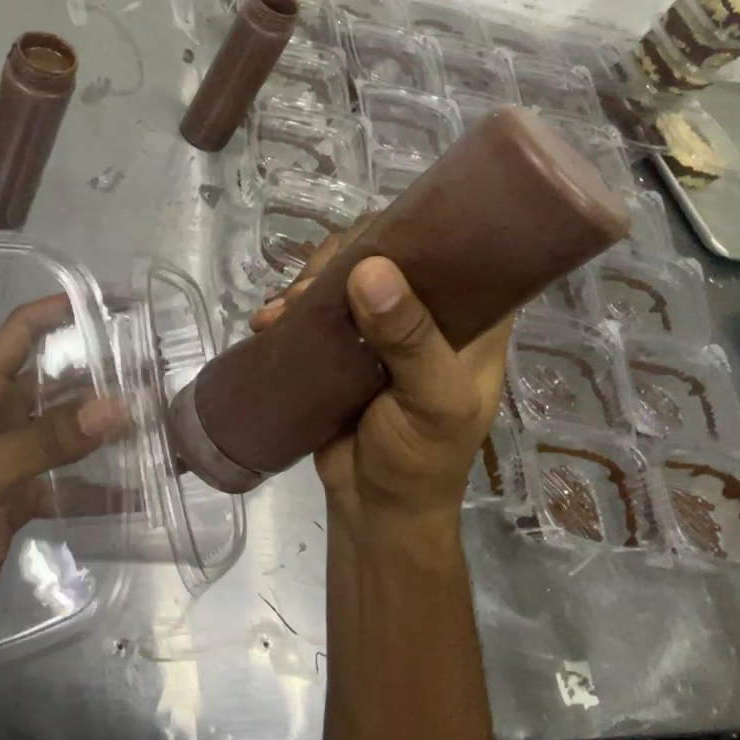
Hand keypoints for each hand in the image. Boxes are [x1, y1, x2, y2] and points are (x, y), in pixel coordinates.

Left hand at [0, 296, 130, 697]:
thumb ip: (47, 440)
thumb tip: (115, 406)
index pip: (20, 334)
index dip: (59, 310)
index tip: (112, 303)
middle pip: (54, 382)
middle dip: (100, 372)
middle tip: (154, 368)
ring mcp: (11, 462)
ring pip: (67, 432)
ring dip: (106, 428)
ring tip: (159, 421)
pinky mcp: (22, 502)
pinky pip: (69, 486)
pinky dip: (101, 488)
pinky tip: (140, 492)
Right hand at [252, 227, 511, 527]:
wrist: (374, 510)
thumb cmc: (421, 459)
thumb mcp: (431, 401)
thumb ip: (410, 339)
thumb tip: (371, 269)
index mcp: (473, 317)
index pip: (453, 247)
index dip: (413, 229)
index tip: (369, 238)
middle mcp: (429, 311)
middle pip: (387, 251)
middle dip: (341, 261)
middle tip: (310, 291)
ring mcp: (382, 326)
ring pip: (346, 275)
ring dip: (308, 283)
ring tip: (280, 313)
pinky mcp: (344, 344)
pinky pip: (317, 307)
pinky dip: (290, 307)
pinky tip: (267, 322)